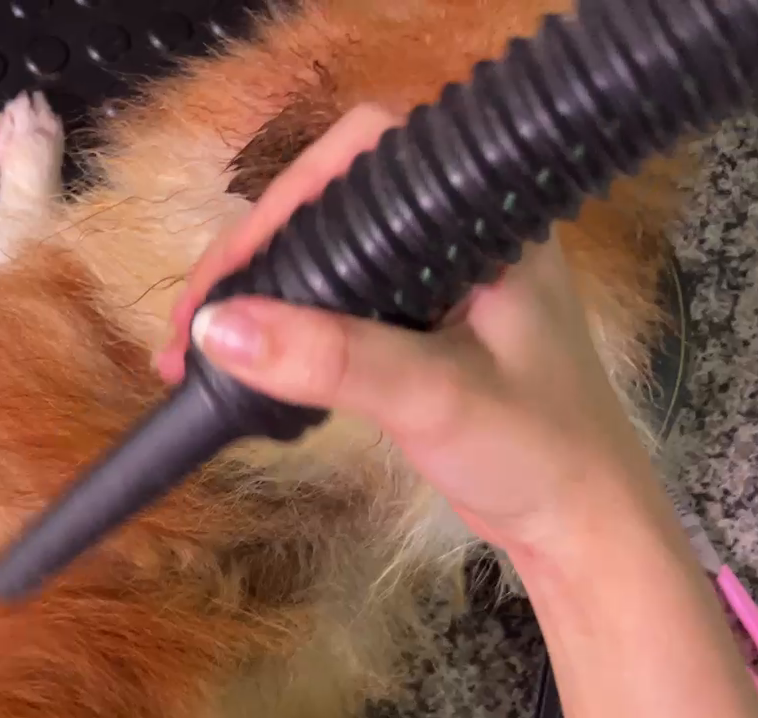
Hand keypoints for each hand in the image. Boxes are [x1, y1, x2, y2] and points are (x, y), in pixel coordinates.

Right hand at [158, 104, 667, 566]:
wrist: (571, 520)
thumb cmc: (529, 449)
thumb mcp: (429, 396)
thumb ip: (330, 358)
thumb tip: (215, 329)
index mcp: (475, 222)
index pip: (362, 158)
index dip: (278, 202)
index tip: (219, 281)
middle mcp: (445, 240)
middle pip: (319, 213)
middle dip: (240, 266)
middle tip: (187, 330)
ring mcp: (420, 287)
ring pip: (309, 265)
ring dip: (243, 303)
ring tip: (189, 353)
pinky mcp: (400, 330)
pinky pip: (316, 310)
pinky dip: (266, 333)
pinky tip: (236, 363)